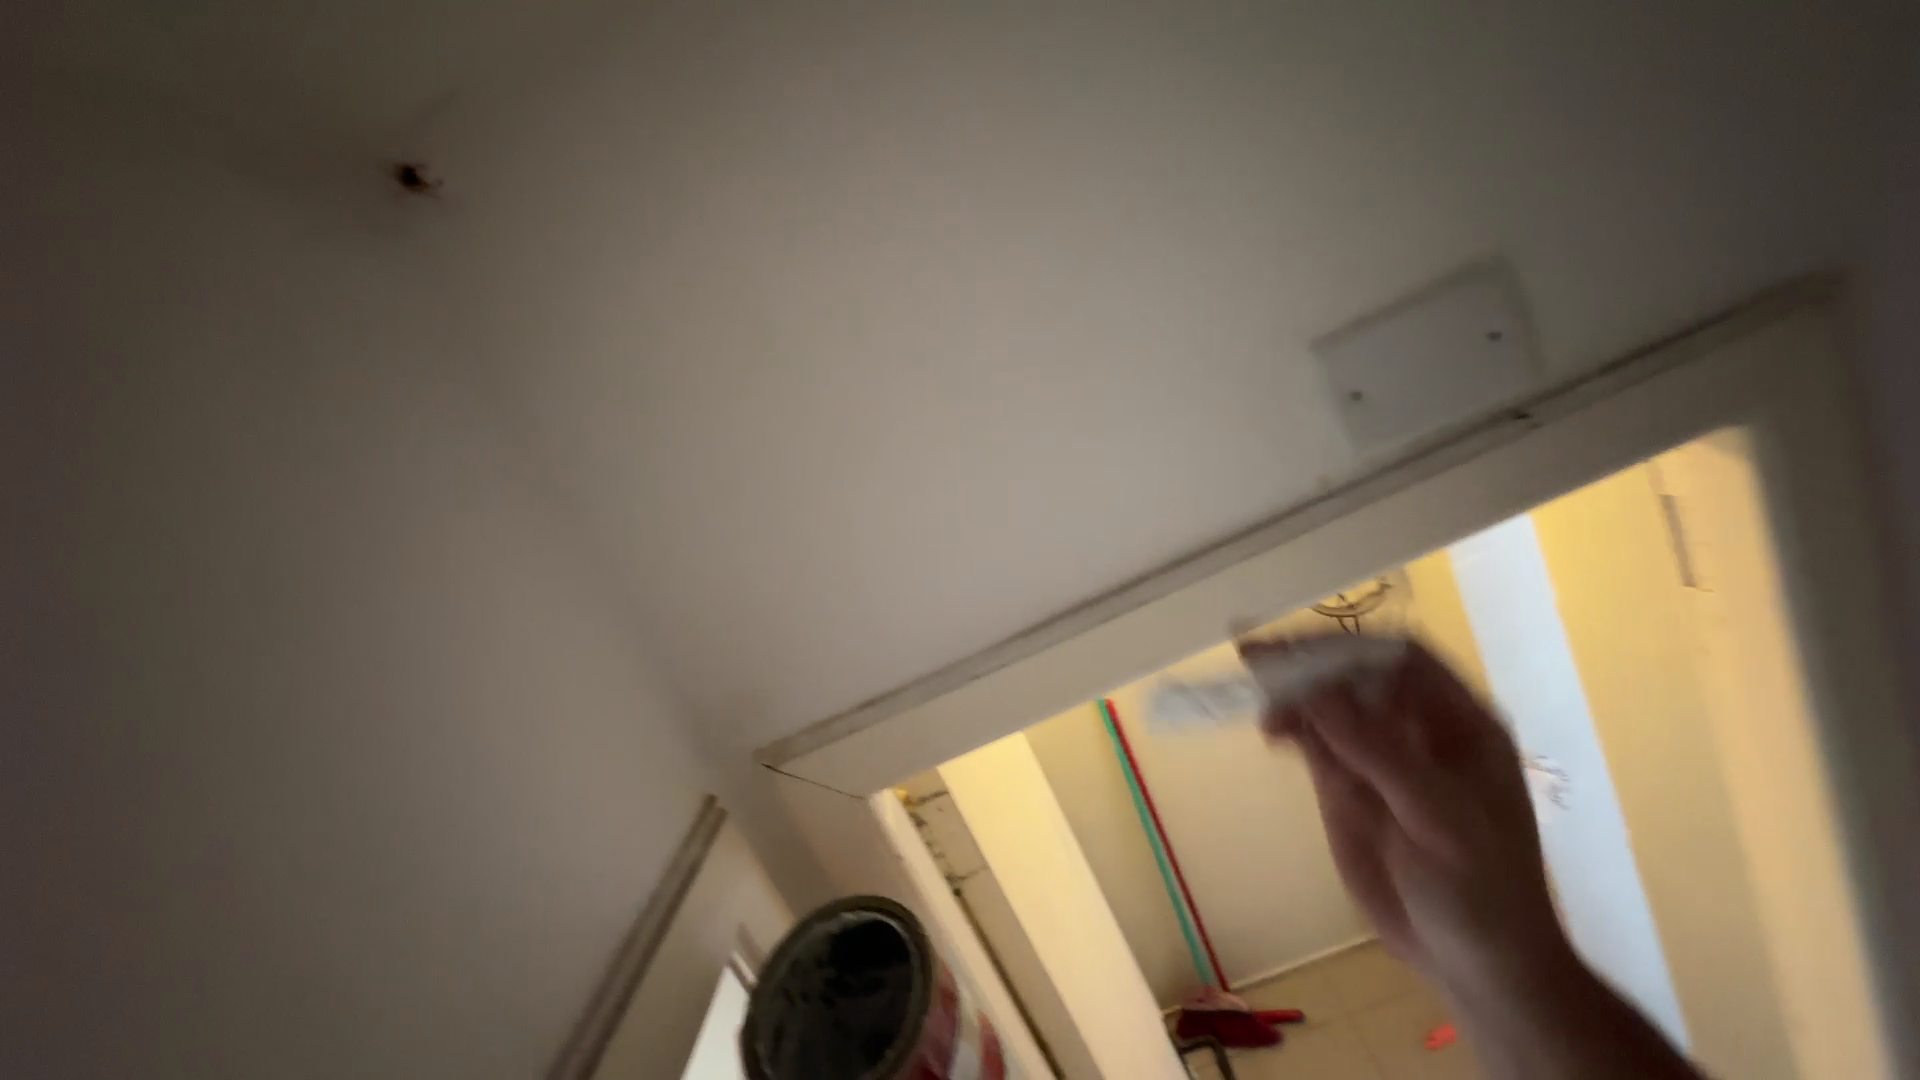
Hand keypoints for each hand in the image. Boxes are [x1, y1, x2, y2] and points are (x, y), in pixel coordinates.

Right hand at [1241, 635, 1570, 997]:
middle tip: (1257, 659)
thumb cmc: (1479, 887)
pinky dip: (1289, 727)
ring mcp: (1378, 756)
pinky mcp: (1347, 785)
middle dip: (1309, 663)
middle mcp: (1416, 728)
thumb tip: (1316, 691)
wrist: (1473, 962)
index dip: (1351, 646)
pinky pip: (1313, 740)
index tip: (1301, 649)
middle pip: (1356, 675)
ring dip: (1292, 695)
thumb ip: (1378, 751)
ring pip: (1328, 704)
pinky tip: (1271, 731)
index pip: (1401, 660)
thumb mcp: (1436, 816)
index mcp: (1459, 723)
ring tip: (1264, 712)